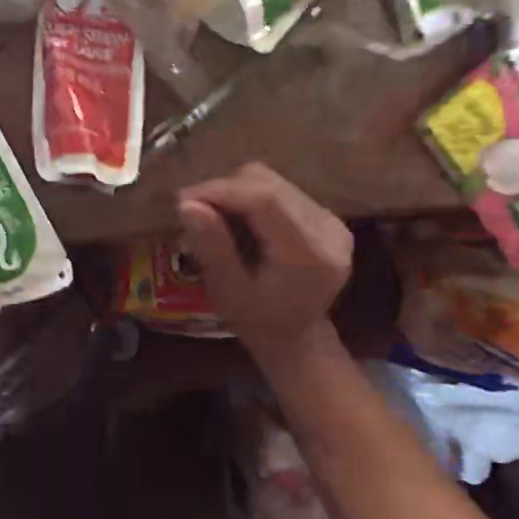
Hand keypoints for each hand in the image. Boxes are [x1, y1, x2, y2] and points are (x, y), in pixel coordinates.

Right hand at [178, 163, 352, 357]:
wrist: (296, 336)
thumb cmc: (258, 321)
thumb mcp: (228, 292)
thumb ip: (213, 247)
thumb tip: (188, 204)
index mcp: (308, 255)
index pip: (266, 200)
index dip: (222, 191)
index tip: (184, 200)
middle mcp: (329, 231)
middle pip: (270, 185)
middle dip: (226, 190)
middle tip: (194, 210)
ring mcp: (333, 222)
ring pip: (276, 182)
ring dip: (239, 192)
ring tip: (215, 217)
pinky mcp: (329, 218)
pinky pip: (285, 191)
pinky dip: (255, 199)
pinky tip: (241, 222)